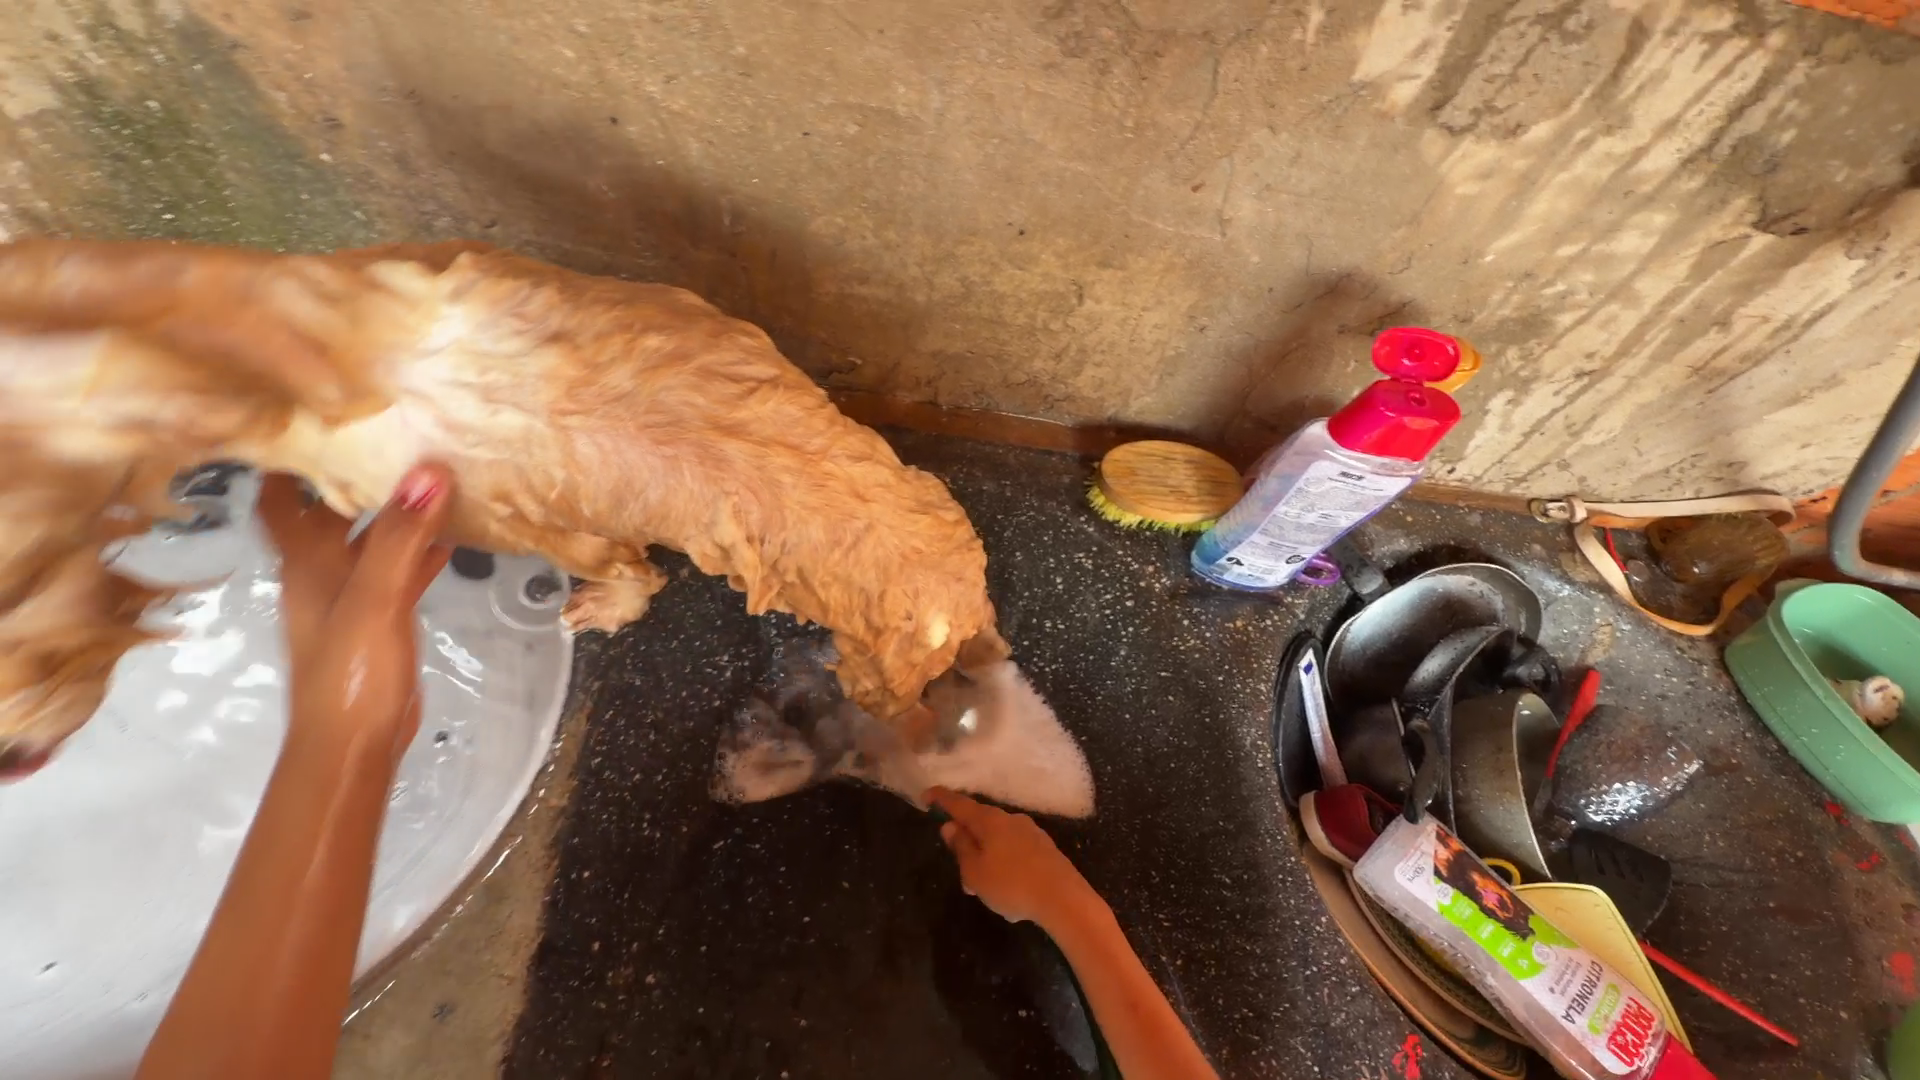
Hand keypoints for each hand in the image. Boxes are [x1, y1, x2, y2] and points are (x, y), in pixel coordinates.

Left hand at [255, 464, 452, 763]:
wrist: (355, 740)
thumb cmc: (351, 670)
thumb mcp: (375, 598)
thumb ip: (399, 538)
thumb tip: (428, 472)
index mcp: (308, 563)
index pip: (282, 499)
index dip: (290, 460)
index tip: (319, 419)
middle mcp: (323, 573)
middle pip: (327, 514)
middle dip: (351, 478)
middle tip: (391, 438)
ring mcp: (352, 597)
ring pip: (366, 540)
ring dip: (391, 513)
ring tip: (430, 480)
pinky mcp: (380, 618)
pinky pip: (396, 570)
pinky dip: (416, 551)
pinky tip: (448, 542)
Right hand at [928, 787, 1095, 927]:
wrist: (1063, 899)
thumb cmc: (1012, 884)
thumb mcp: (975, 872)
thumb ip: (961, 847)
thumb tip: (950, 826)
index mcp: (989, 820)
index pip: (959, 803)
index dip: (941, 799)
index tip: (926, 796)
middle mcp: (1009, 819)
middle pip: (979, 823)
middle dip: (967, 843)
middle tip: (961, 871)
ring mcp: (1030, 831)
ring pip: (997, 840)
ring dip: (986, 857)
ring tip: (984, 889)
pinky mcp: (1044, 847)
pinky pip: (1014, 850)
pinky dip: (1004, 864)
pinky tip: (1008, 890)